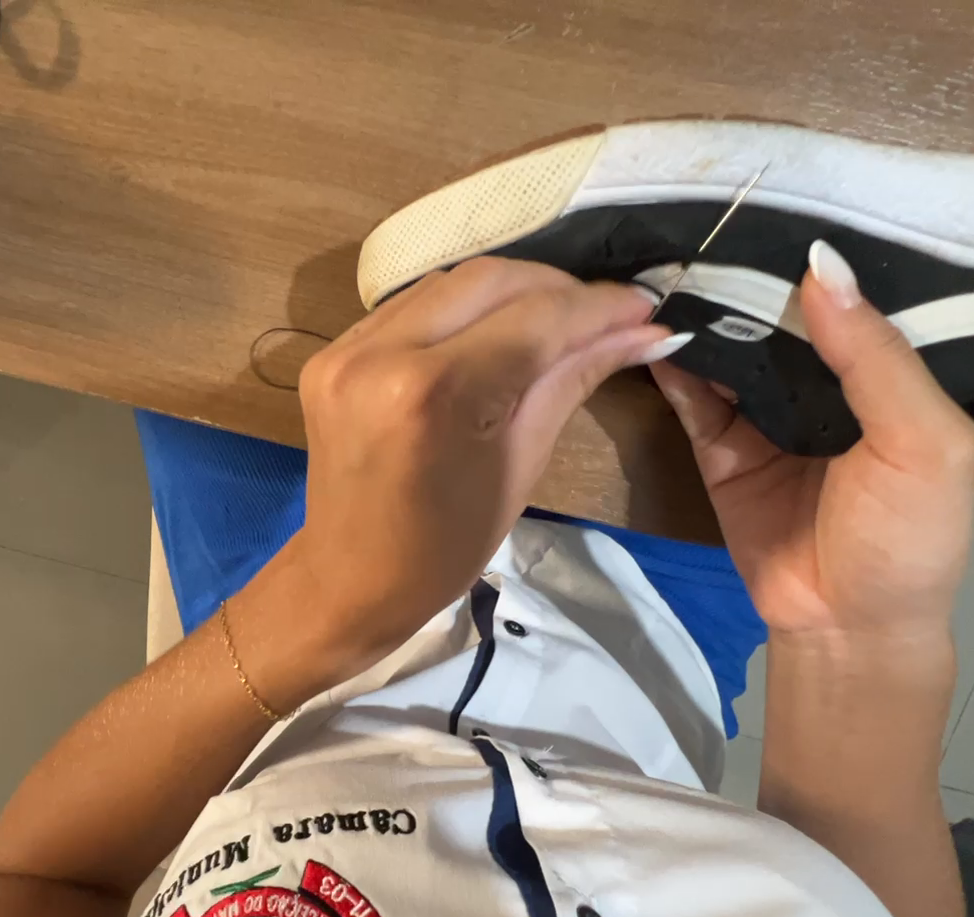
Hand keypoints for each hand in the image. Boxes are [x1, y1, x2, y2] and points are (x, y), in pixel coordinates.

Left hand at [267, 257, 678, 671]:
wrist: (349, 579)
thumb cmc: (442, 549)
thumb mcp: (520, 468)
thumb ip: (571, 382)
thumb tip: (640, 331)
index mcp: (434, 395)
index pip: (534, 320)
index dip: (598, 308)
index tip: (644, 308)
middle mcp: (381, 355)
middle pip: (488, 280)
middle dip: (557, 288)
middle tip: (604, 313)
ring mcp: (344, 351)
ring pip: (446, 283)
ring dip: (510, 291)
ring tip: (556, 320)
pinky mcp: (329, 356)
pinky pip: (408, 307)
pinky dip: (459, 310)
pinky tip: (492, 331)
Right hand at [650, 240, 973, 641]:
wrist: (842, 623)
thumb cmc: (908, 535)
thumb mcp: (921, 442)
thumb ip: (876, 358)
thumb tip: (818, 265)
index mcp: (891, 377)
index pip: (856, 300)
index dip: (825, 257)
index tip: (784, 199)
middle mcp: (827, 387)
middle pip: (785, 321)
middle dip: (754, 277)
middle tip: (711, 219)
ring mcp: (767, 417)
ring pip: (734, 354)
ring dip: (709, 316)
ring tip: (674, 263)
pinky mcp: (719, 448)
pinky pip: (695, 400)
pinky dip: (677, 368)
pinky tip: (658, 329)